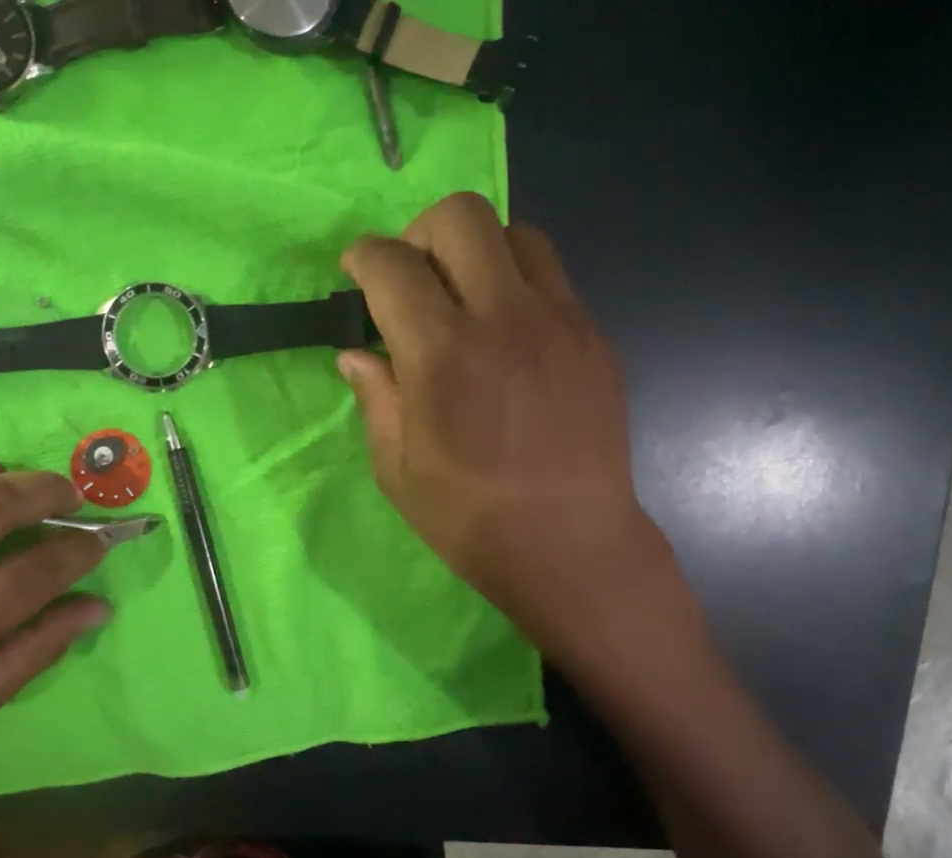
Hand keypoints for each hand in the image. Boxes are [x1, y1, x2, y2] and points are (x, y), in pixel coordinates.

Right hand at [338, 193, 671, 648]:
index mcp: (442, 355)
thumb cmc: (471, 520)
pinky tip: (510, 335)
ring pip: (517, 233)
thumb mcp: (398, 471)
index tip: (356, 274)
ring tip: (467, 299)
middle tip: (413, 280)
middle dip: (421, 233)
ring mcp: (559, 321)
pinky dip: (519, 285)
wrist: (571, 546)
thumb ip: (376, 399)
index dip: (363, 257)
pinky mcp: (594, 336)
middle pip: (461, 216)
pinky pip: (553, 277)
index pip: (392, 264)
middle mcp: (503, 318)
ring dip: (479, 251)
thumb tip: (357, 354)